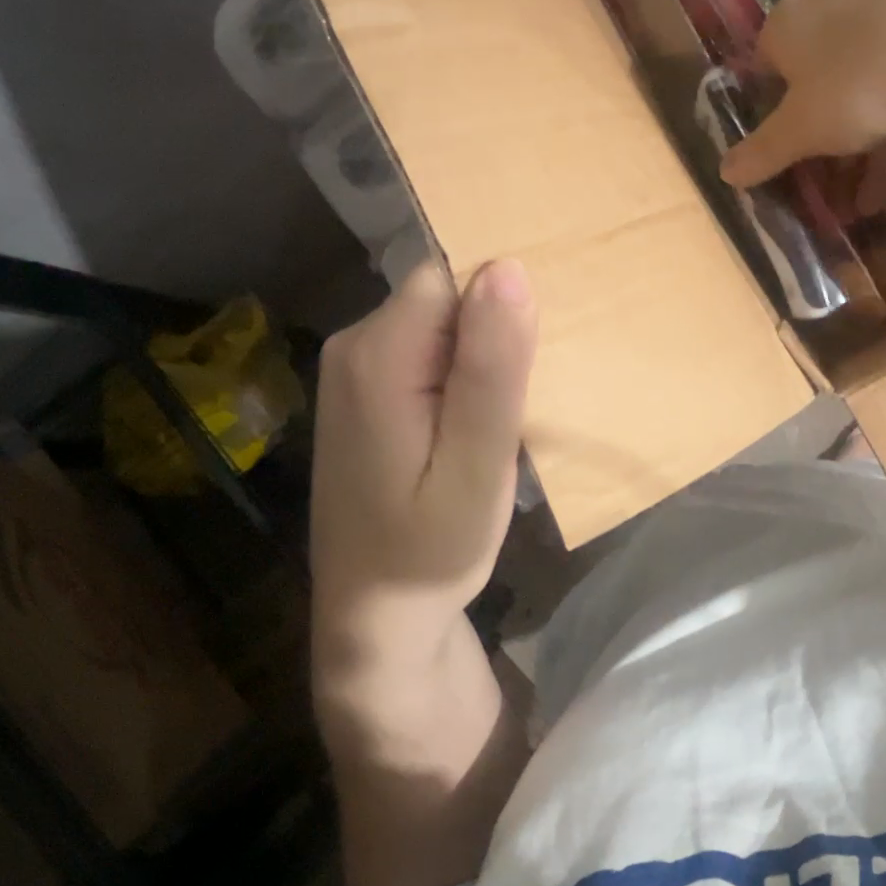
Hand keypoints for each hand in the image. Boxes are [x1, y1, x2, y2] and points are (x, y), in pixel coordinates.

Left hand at [310, 258, 537, 635]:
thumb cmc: (430, 552)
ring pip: (439, 328)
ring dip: (481, 365)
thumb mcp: (476, 469)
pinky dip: (460, 383)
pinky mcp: (365, 395)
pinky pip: (425, 358)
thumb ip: (491, 371)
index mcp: (378, 356)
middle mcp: (354, 346)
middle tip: (525, 406)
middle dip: (494, 339)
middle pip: (445, 299)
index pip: (453, 278)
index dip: (501, 310)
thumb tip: (510, 269)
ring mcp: (353, 372)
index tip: (531, 366)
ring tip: (505, 426)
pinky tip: (476, 433)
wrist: (373, 616)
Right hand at [718, 0, 885, 205]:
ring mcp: (880, 24)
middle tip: (812, 198)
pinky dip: (882, 145)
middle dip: (811, 152)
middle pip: (809, 92)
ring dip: (848, 159)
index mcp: (786, 28)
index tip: (769, 165)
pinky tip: (882, 194)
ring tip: (849, 213)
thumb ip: (763, 153)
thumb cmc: (858, 84)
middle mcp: (828, 15)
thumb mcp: (800, 130)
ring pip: (852, 100)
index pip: (760, 73)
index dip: (762, 123)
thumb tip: (723, 172)